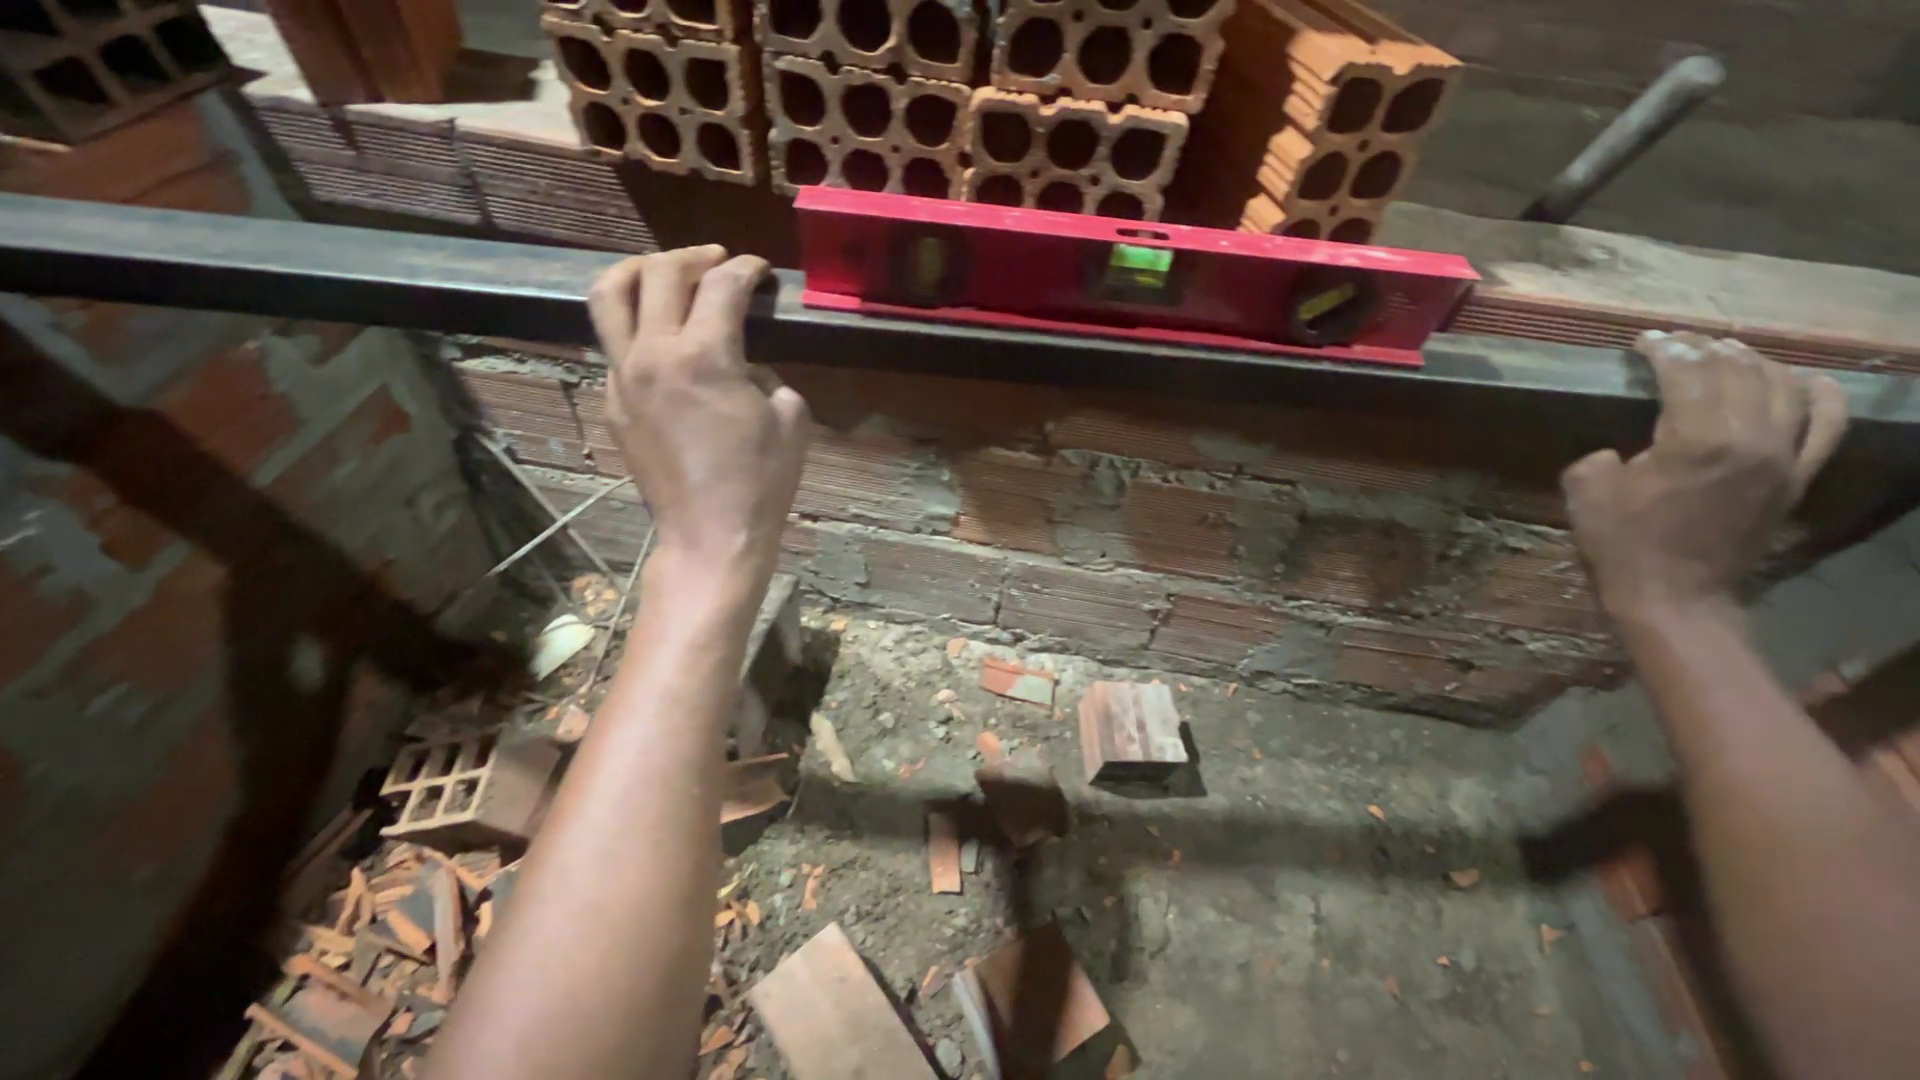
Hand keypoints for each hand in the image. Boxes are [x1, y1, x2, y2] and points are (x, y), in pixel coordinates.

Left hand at [588, 246, 809, 582]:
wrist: (709, 536)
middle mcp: (654, 354)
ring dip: (639, 270)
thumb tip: (745, 365)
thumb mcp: (790, 419)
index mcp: (705, 357)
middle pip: (660, 273)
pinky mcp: (612, 402)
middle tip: (717, 261)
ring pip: (610, 295)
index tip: (759, 270)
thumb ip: (767, 375)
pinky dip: (635, 323)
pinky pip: (613, 343)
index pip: (722, 286)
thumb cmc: (761, 482)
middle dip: (693, 256)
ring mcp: (623, 377)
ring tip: (664, 273)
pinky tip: (660, 336)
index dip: (746, 268)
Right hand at [1562, 331, 1847, 621]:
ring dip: (1753, 362)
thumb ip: (1601, 454)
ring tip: (1726, 354)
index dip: (1664, 349)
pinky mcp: (1797, 478)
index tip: (1643, 340)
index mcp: (1696, 439)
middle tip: (1676, 343)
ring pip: (1784, 387)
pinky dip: (1817, 394)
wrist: (1674, 596)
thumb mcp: (1585, 490)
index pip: (1687, 372)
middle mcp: (1751, 439)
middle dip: (1704, 349)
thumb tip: (1619, 451)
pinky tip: (1799, 380)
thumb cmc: (1621, 544)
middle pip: (1738, 372)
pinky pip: (1825, 424)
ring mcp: (1783, 458)